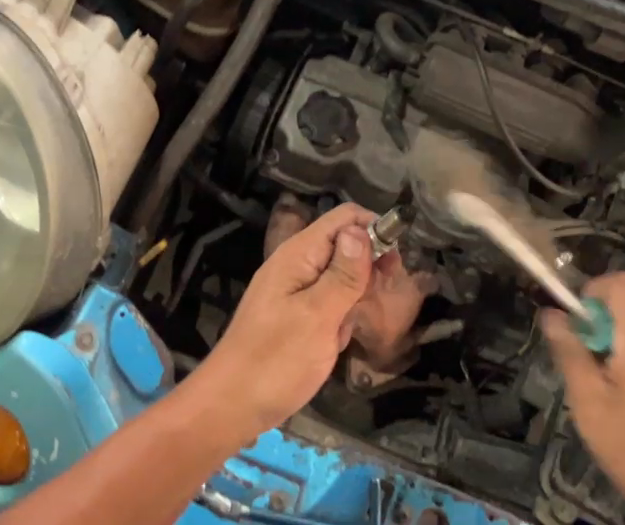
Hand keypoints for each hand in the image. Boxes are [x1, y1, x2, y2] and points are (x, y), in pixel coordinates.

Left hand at [194, 202, 376, 438]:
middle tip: (377, 300)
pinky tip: (334, 343)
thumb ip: (344, 274)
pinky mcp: (295, 314)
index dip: (374, 229)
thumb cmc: (275, 361)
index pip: (344, 217)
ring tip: (345, 330)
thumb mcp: (318, 317)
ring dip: (353, 299)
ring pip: (340, 276)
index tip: (395, 263)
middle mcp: (296, 264)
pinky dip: (339, 319)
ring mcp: (294, 290)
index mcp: (299, 254)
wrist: (229, 407)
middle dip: (367, 269)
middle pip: (345, 244)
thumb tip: (361, 229)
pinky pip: (329, 303)